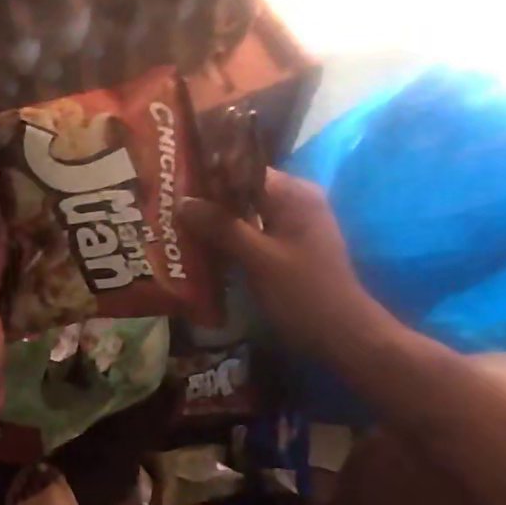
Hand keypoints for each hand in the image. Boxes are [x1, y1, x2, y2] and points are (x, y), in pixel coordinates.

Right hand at [178, 169, 394, 359]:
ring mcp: (290, 226)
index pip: (244, 170)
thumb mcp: (259, 259)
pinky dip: (225, 239)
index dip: (209, 174)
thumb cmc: (302, 293)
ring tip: (173, 226)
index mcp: (294, 195)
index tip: (173, 183)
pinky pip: (248, 233)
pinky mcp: (284, 248)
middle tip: (165, 206)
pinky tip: (198, 248)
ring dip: (213, 221)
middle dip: (206, 200)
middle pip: (241, 191)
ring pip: (243, 214)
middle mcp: (294, 202)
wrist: (339, 334)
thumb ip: (222, 228)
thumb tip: (181, 202)